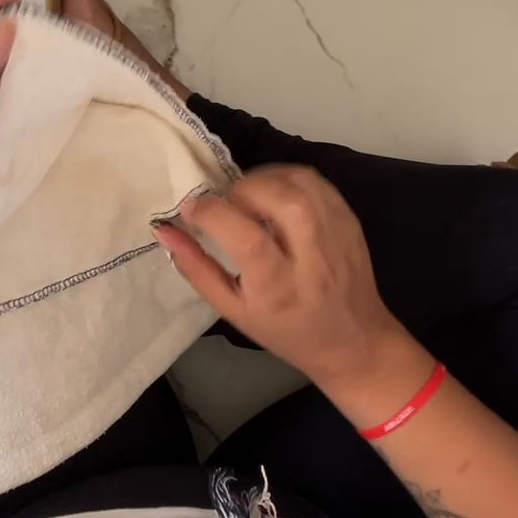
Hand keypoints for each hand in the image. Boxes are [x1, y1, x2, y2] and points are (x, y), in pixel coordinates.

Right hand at [154, 165, 416, 393]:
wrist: (354, 340)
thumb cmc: (285, 330)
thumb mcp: (232, 310)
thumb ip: (196, 268)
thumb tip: (163, 230)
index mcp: (279, 287)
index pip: (246, 238)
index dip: (211, 213)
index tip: (191, 209)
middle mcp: (313, 257)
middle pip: (277, 199)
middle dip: (239, 191)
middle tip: (225, 205)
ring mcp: (337, 233)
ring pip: (297, 181)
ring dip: (261, 178)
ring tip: (247, 198)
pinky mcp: (349, 218)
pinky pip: (314, 179)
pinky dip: (284, 176)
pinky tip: (272, 194)